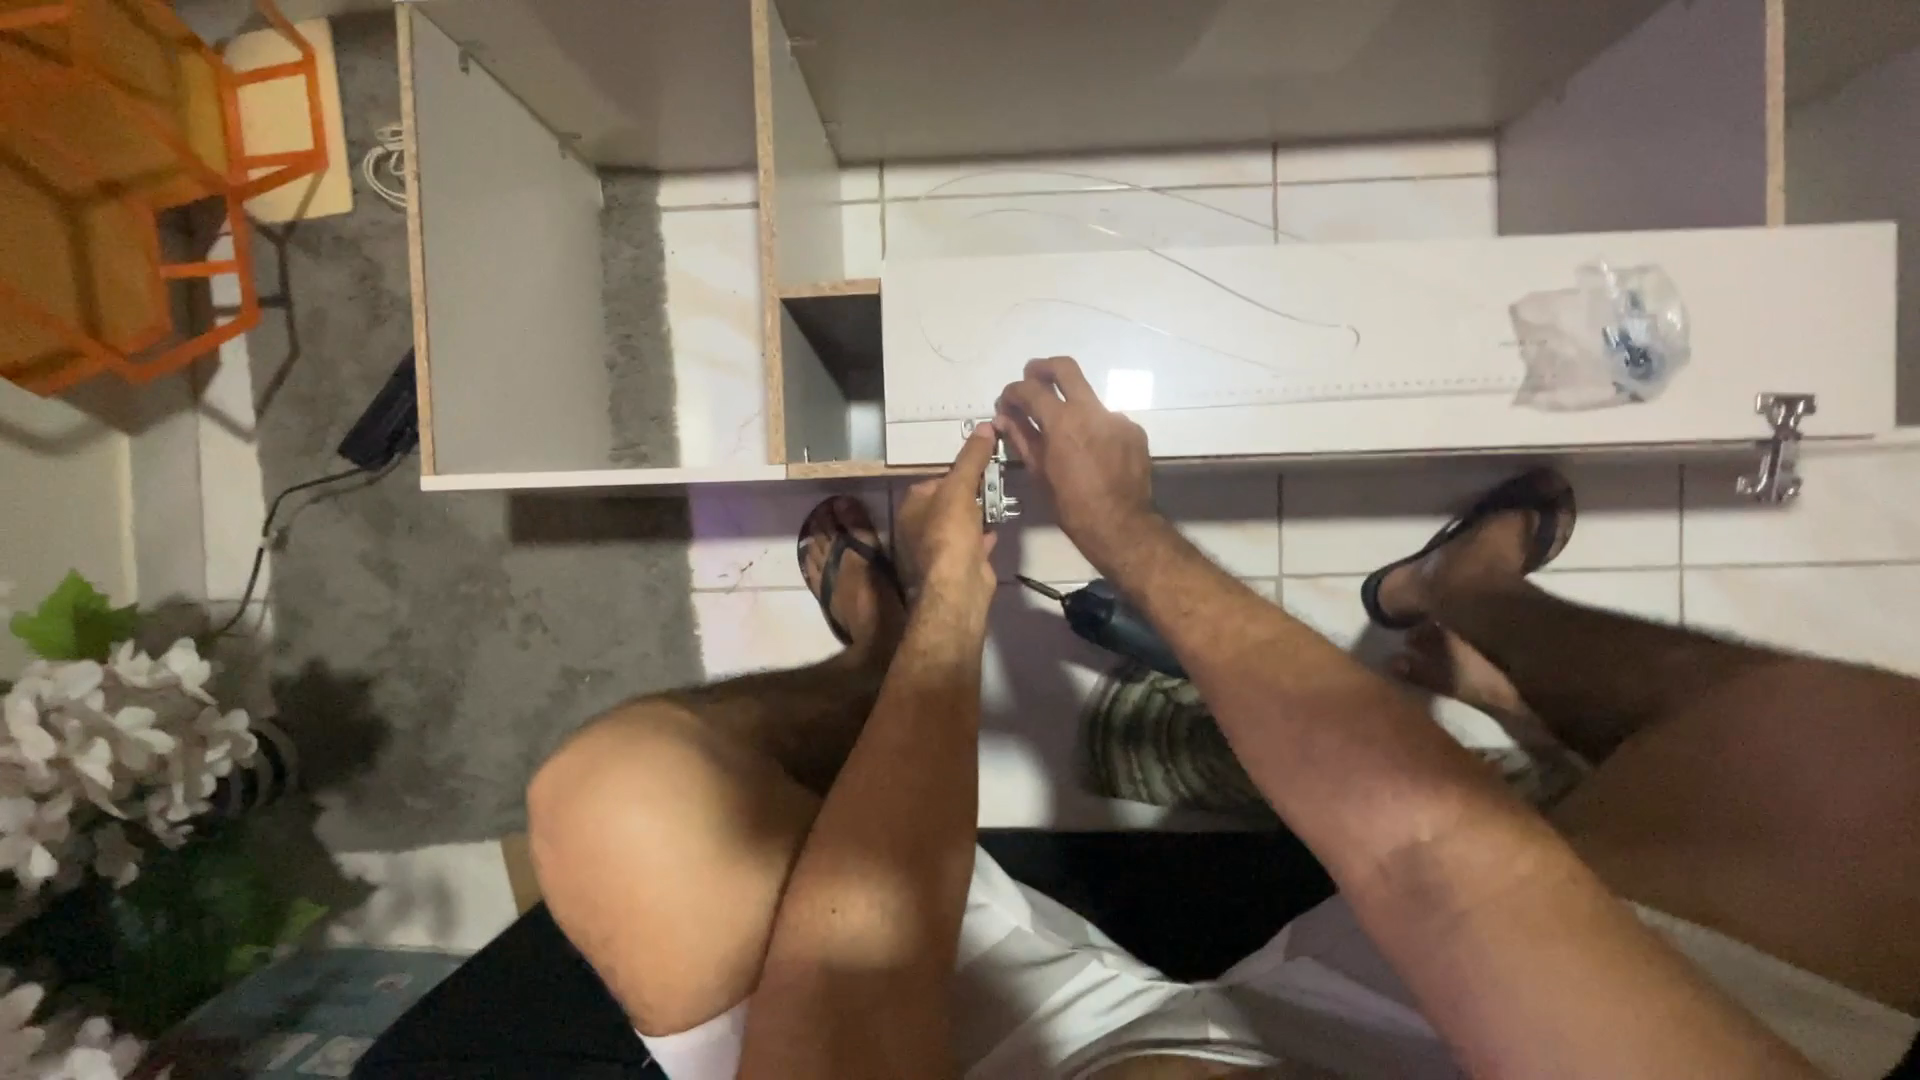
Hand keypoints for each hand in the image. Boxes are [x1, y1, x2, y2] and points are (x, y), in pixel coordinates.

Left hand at [893, 423, 1000, 617]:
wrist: (957, 588)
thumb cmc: (949, 533)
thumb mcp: (960, 488)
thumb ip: (971, 458)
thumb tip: (984, 426)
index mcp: (910, 508)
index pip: (933, 481)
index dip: (956, 473)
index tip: (980, 466)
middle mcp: (917, 529)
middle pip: (947, 503)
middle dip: (969, 495)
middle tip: (994, 483)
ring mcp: (937, 552)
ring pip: (959, 525)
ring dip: (977, 516)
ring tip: (999, 502)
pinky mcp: (956, 569)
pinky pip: (971, 546)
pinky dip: (983, 538)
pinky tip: (995, 531)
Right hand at [996, 357, 1156, 577]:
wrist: (1121, 526)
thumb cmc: (1072, 507)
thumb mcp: (1039, 474)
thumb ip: (1022, 438)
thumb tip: (1004, 417)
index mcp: (1062, 423)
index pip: (1030, 390)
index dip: (1013, 391)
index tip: (1006, 400)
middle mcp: (1091, 411)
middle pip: (1065, 368)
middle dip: (1042, 368)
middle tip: (1031, 376)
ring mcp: (1116, 418)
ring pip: (1088, 397)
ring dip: (1070, 405)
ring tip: (1062, 430)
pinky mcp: (1133, 431)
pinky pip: (1107, 420)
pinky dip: (1093, 428)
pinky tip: (1090, 451)